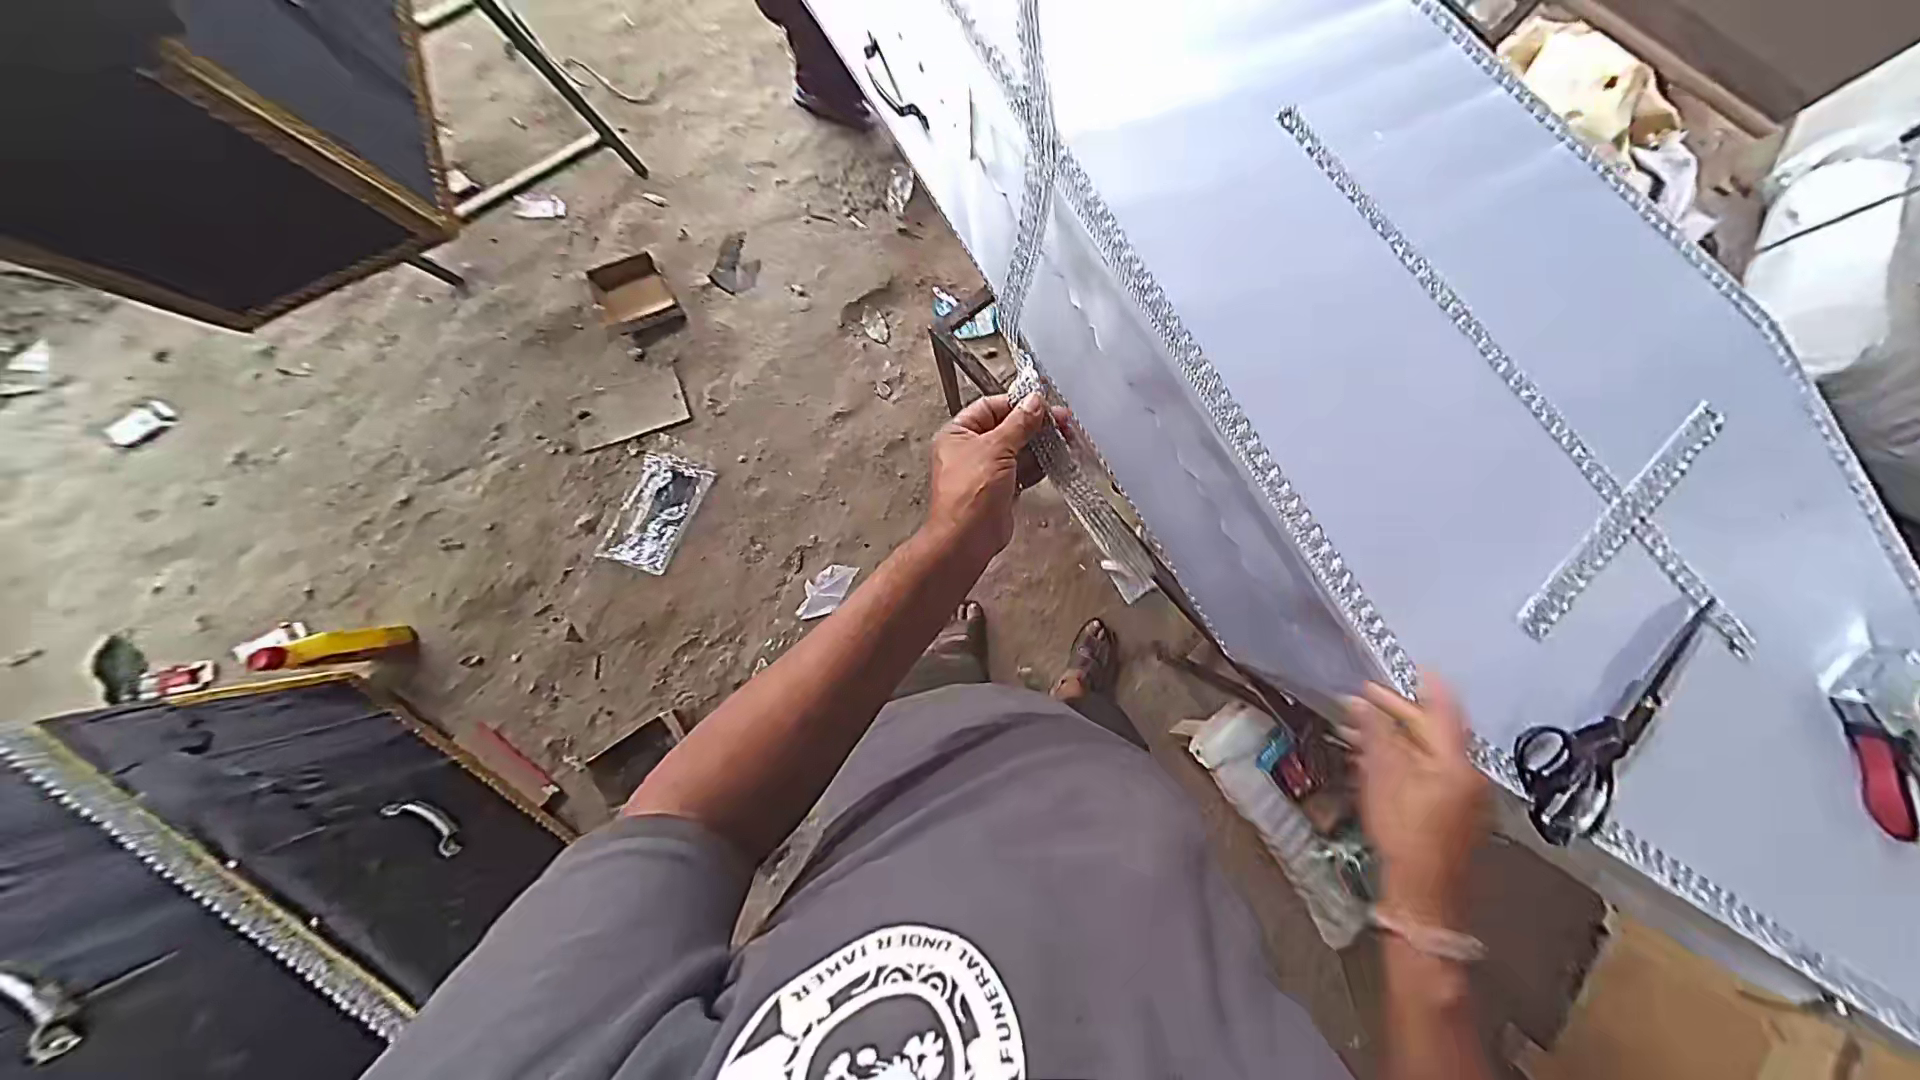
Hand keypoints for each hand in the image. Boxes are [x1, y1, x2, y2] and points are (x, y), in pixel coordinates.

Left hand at [925, 392, 1065, 565]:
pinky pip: (1022, 471)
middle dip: (1034, 424)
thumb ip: (1019, 423)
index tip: (1040, 402)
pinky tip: (1055, 457)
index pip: (990, 406)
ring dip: (1040, 444)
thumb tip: (1033, 404)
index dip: (1016, 404)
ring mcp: (986, 471)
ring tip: (1063, 436)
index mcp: (958, 434)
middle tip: (1059, 420)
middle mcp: (969, 451)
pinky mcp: (1000, 490)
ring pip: (1017, 450)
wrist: (967, 538)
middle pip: (1007, 428)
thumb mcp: (996, 448)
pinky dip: (1038, 465)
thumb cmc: (966, 496)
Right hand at [1343, 672, 1487, 925]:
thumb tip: (1361, 703)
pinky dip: (1403, 757)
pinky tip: (1377, 758)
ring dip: (1397, 735)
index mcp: (1455, 763)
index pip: (1445, 713)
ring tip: (1362, 725)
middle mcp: (1466, 775)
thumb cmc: (1404, 832)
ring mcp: (1462, 794)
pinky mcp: (1452, 809)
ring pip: (1428, 751)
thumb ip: (1374, 734)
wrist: (1422, 888)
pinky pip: (1429, 770)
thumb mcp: (1381, 776)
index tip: (1417, 667)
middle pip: (1435, 731)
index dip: (1430, 688)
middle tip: (1368, 696)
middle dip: (1400, 711)